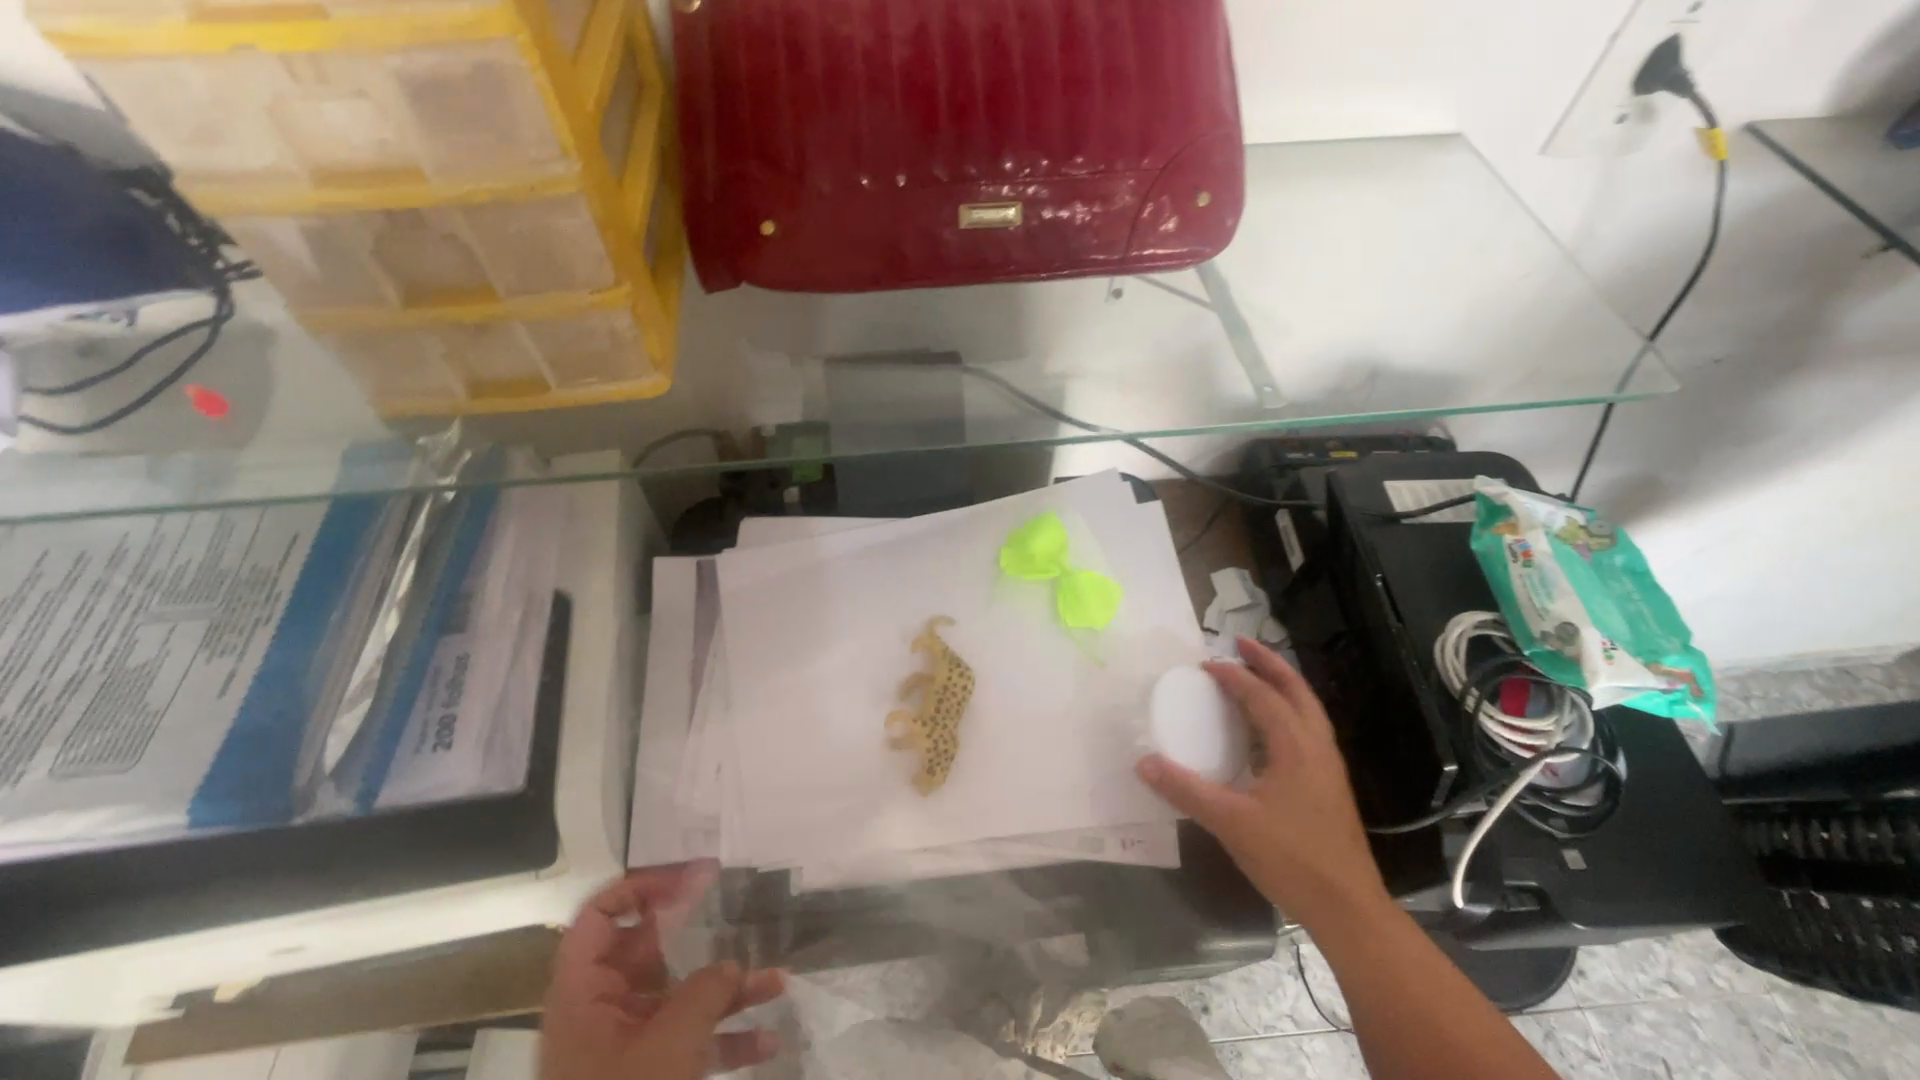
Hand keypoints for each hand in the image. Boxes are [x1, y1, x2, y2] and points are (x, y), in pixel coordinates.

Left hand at [541, 862, 784, 1079]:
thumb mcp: (670, 1043)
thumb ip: (705, 992)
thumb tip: (730, 967)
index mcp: (583, 993)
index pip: (602, 916)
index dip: (643, 887)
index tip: (694, 878)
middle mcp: (600, 1011)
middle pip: (649, 954)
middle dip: (701, 938)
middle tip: (740, 912)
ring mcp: (624, 1047)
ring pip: (678, 998)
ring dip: (728, 990)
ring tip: (777, 981)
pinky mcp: (648, 1076)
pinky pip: (688, 1041)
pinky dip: (725, 1038)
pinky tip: (768, 1042)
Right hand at [1136, 637, 1391, 929]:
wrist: (1347, 907)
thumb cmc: (1291, 858)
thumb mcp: (1231, 823)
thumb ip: (1186, 790)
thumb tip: (1144, 763)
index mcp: (1296, 747)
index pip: (1263, 696)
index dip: (1234, 676)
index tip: (1205, 664)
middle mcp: (1317, 747)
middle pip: (1297, 691)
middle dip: (1270, 663)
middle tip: (1242, 643)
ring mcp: (1328, 767)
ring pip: (1307, 710)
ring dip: (1282, 686)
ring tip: (1255, 676)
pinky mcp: (1328, 786)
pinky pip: (1307, 731)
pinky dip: (1287, 713)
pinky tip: (1267, 732)